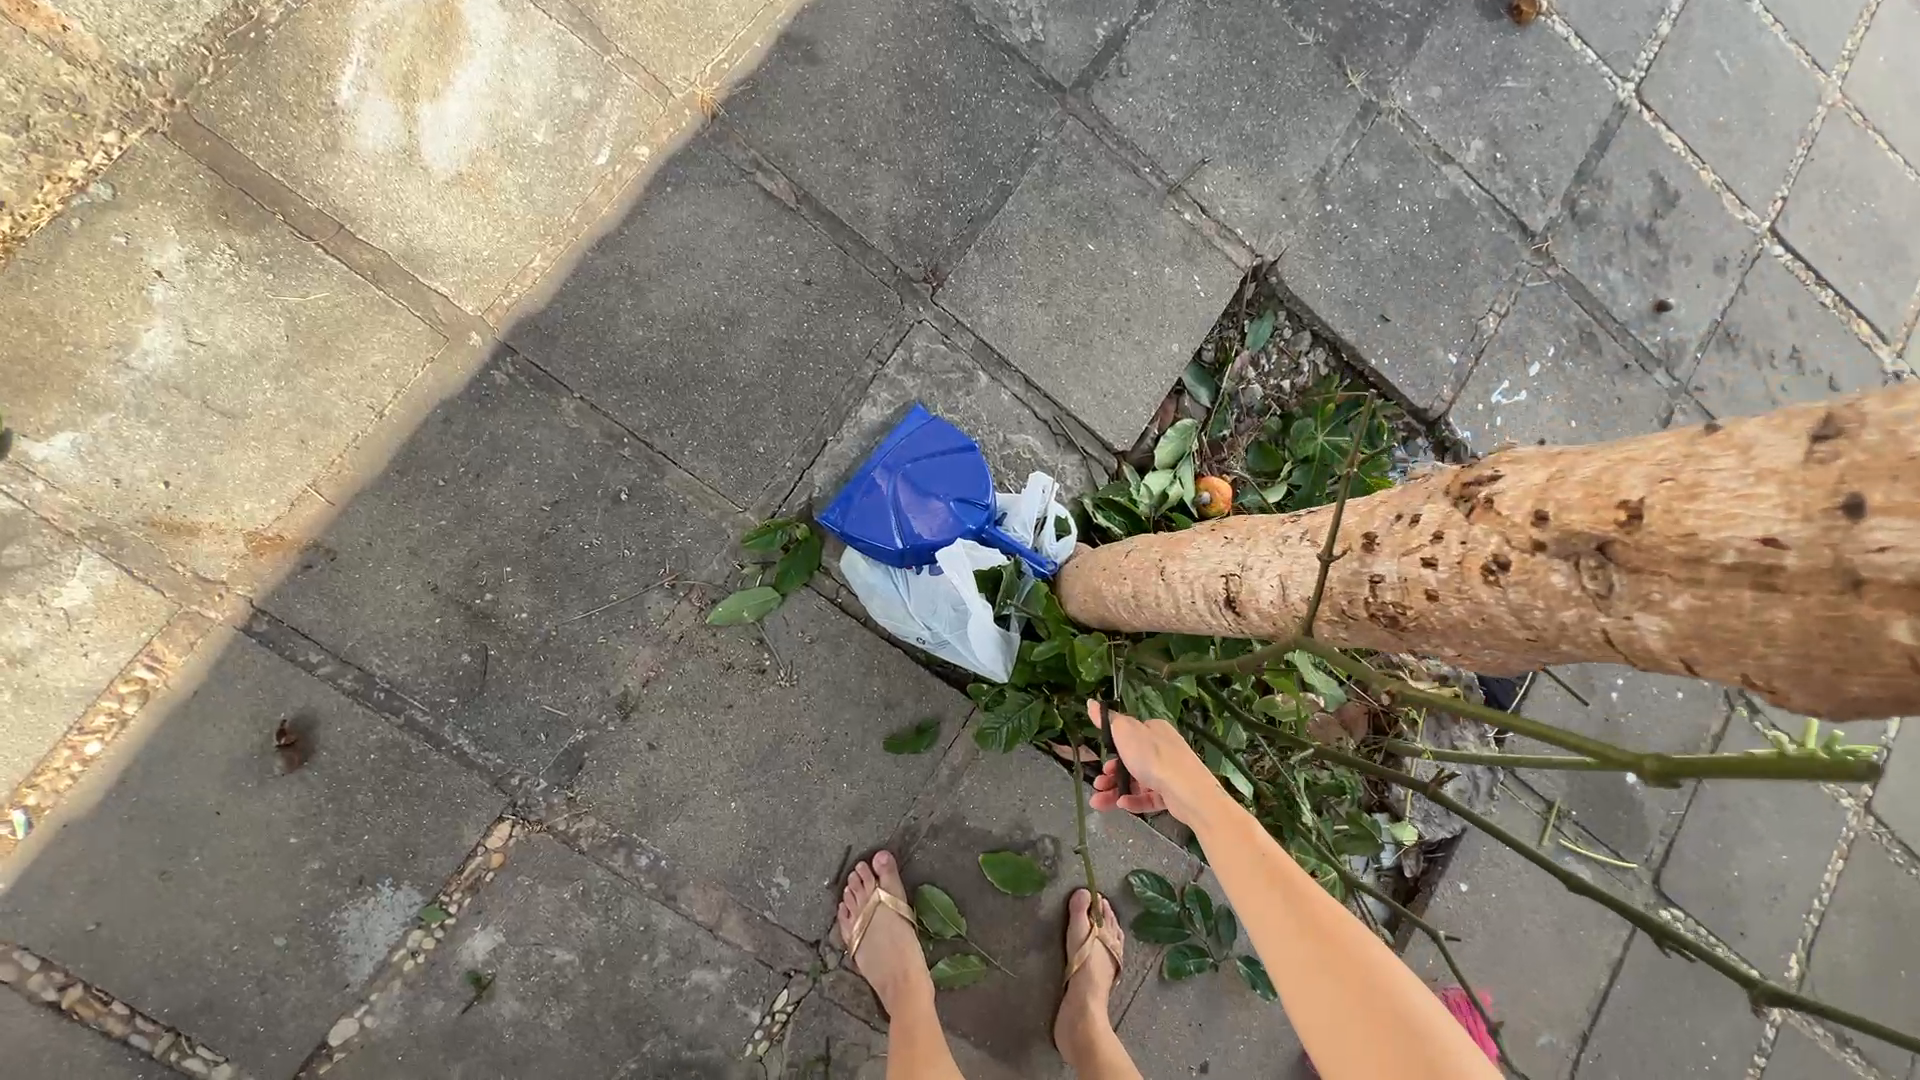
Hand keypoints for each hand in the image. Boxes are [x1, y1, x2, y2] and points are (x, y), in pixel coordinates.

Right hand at [1086, 700, 1228, 827]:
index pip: (1129, 735)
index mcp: (1153, 730)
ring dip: (1116, 790)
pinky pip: (1149, 797)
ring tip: (1100, 802)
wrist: (1187, 791)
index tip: (1100, 759)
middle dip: (1110, 774)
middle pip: (1131, 761)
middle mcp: (1163, 748)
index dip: (1112, 748)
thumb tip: (1090, 703)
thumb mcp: (1125, 732)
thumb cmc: (1153, 757)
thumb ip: (1107, 720)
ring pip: (1137, 781)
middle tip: (1098, 784)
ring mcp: (1168, 772)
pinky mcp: (1172, 793)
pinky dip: (1134, 801)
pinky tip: (1122, 805)